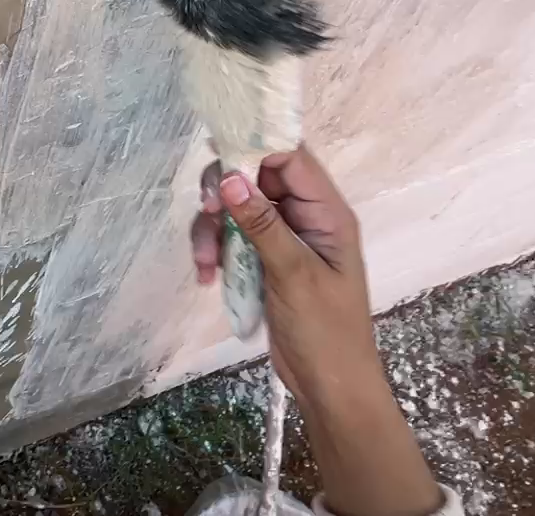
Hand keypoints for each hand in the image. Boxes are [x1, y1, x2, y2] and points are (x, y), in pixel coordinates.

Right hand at [190, 144, 444, 515]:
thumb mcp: (294, 275)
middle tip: (207, 211)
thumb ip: (262, 224)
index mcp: (326, 211)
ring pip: (234, 205)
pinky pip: (229, 234)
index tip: (219, 150)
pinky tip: (207, 275)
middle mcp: (303, 215)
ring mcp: (280, 235)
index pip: (290, 156)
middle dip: (224, 191)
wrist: (329, 390)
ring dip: (212, 228)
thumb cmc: (325, 332)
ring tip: (205, 261)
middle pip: (254, 175)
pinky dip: (213, 249)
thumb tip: (230, 177)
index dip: (256, 145)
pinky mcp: (261, 256)